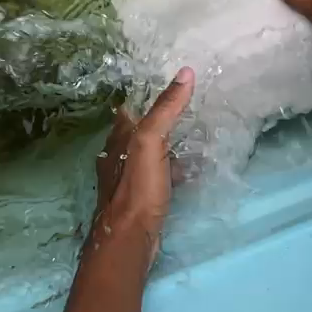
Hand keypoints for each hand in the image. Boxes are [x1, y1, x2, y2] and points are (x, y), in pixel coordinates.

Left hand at [91, 67, 192, 265]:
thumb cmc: (137, 188)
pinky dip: (172, 168)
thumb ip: (166, 108)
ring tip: (193, 137)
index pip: (130, 108)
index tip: (173, 86)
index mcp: (118, 138)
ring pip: (148, 152)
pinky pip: (158, 174)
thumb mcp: (151, 141)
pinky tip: (189, 170)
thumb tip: (186, 72)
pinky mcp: (140, 197)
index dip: (147, 95)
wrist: (129, 240)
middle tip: (188, 109)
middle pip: (139, 129)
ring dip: (166, 144)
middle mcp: (117, 155)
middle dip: (159, 119)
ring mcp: (127, 178)